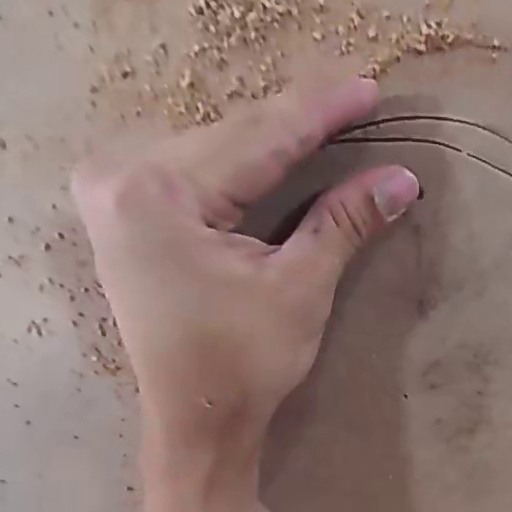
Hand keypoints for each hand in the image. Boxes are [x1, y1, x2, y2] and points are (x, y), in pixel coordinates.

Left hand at [72, 78, 421, 453]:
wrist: (195, 424)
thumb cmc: (242, 367)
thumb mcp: (299, 289)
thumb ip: (342, 223)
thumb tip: (400, 179)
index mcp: (156, 194)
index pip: (257, 137)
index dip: (319, 113)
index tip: (367, 88)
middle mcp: (119, 180)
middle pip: (228, 137)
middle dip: (294, 124)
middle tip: (353, 100)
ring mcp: (110, 197)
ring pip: (209, 150)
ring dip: (266, 141)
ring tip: (322, 122)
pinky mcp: (119, 219)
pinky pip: (188, 172)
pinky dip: (234, 167)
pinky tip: (271, 155)